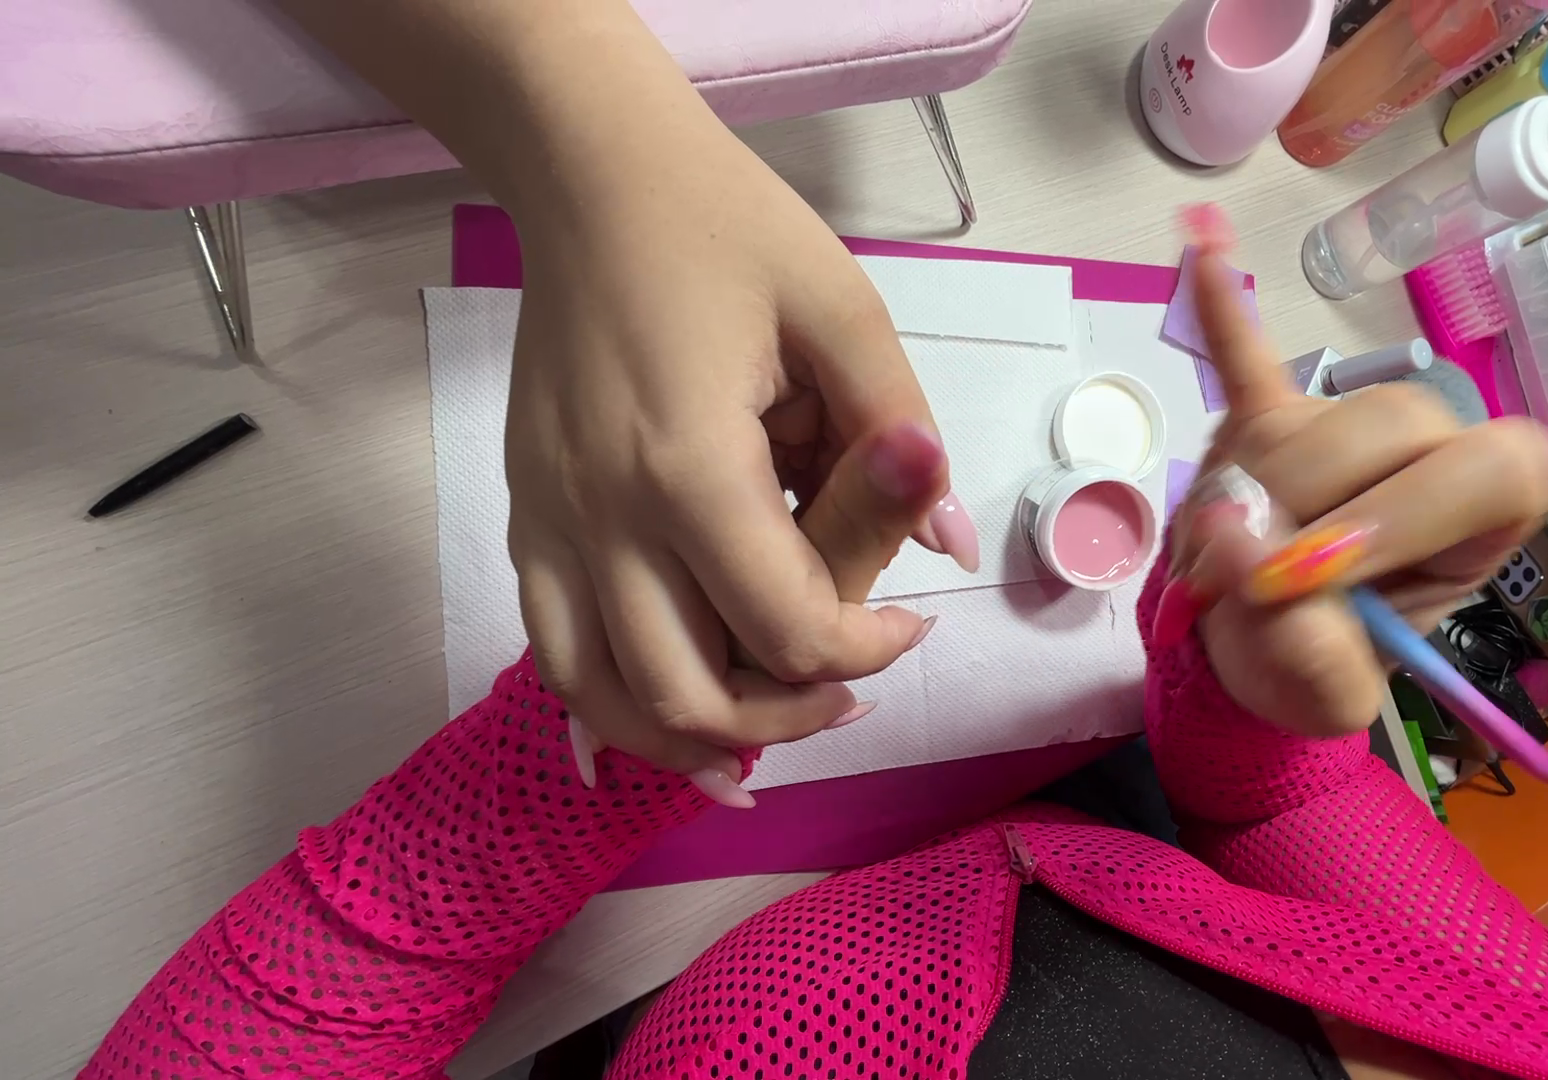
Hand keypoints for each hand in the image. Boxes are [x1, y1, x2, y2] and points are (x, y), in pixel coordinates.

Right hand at [507, 115, 978, 795]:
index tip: (910, 623)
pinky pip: (556, 655)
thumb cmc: (727, 231)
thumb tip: (948, 545)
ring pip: (608, 700)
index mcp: (690, 467)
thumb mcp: (844, 316)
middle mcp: (603, 517)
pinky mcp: (529, 518)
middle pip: (694, 693)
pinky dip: (615, 710)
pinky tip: (669, 723)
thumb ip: (901, 440)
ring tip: (768, 733)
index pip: (788, 626)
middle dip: (791, 714)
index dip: (866, 649)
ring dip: (696, 741)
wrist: (590, 179)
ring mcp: (551, 525)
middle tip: (851, 685)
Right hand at [1151, 207, 1547, 735]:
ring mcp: (1337, 423)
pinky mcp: (1265, 417)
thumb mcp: (1324, 688)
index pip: (1481, 471)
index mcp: (1482, 515)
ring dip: (1248, 483)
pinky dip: (1221, 315)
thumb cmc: (1307, 669)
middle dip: (1304, 503)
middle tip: (1244, 575)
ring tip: (1213, 557)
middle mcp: (1426, 446)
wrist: (1254, 652)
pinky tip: (1199, 240)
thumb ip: (1301, 634)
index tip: (1306, 574)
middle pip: (1383, 423)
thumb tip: (1237, 536)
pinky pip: (1245, 359)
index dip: (1394, 518)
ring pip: (1302, 413)